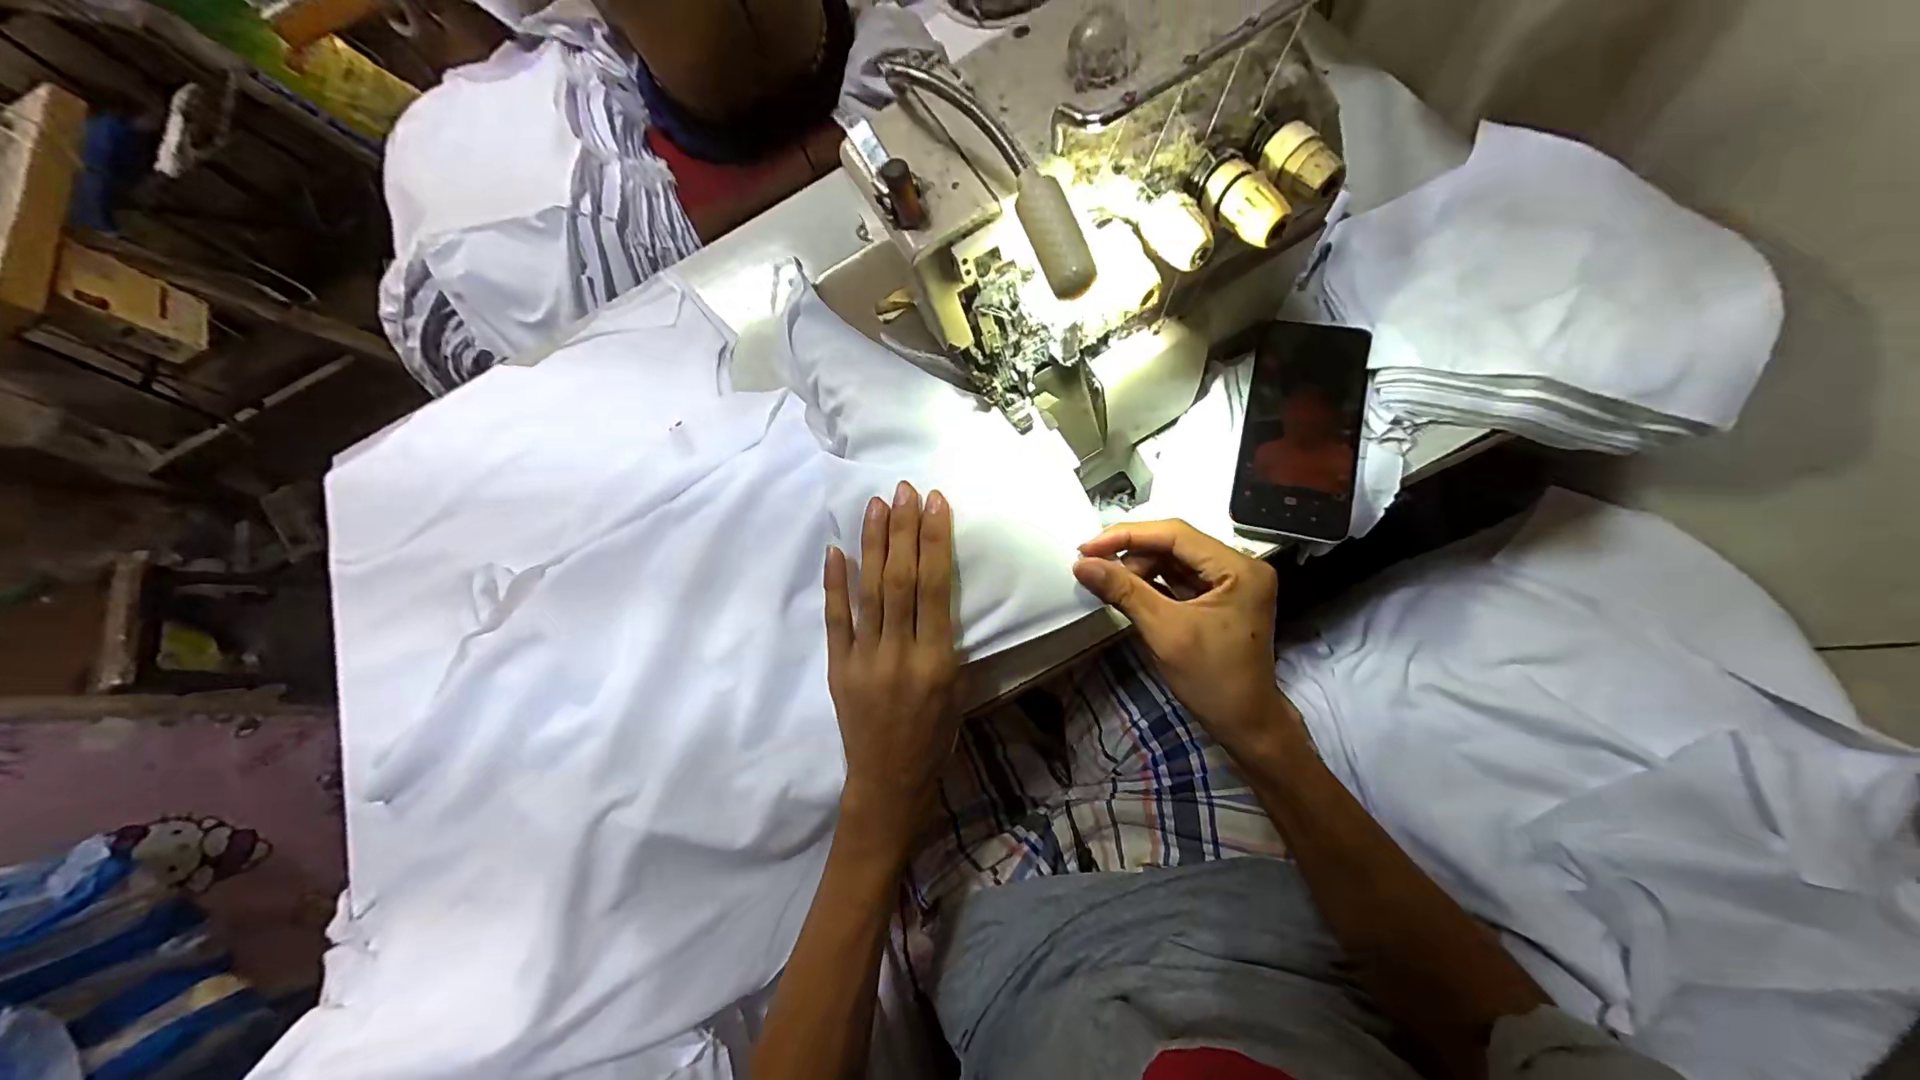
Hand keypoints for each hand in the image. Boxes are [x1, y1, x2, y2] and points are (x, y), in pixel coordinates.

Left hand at [824, 482, 960, 857]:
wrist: (888, 781)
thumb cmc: (935, 737)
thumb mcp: (959, 691)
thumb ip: (948, 642)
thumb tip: (937, 591)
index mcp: (937, 661)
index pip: (935, 588)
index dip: (934, 541)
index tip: (934, 502)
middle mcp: (899, 654)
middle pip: (900, 580)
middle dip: (902, 530)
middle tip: (902, 490)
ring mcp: (863, 660)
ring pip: (868, 592)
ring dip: (872, 545)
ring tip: (875, 506)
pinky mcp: (837, 668)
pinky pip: (835, 620)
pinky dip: (834, 584)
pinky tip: (835, 550)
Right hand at [1072, 519, 1300, 758]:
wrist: (1246, 724)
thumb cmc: (1212, 680)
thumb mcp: (1164, 631)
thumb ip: (1124, 591)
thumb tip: (1083, 564)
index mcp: (1238, 568)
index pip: (1175, 534)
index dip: (1127, 536)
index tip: (1088, 547)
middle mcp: (1239, 566)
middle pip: (1175, 544)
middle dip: (1132, 553)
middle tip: (1095, 567)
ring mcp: (1230, 582)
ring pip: (1174, 560)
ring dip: (1138, 568)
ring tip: (1107, 582)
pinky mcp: (1219, 598)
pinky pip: (1179, 579)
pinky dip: (1151, 582)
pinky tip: (1125, 589)